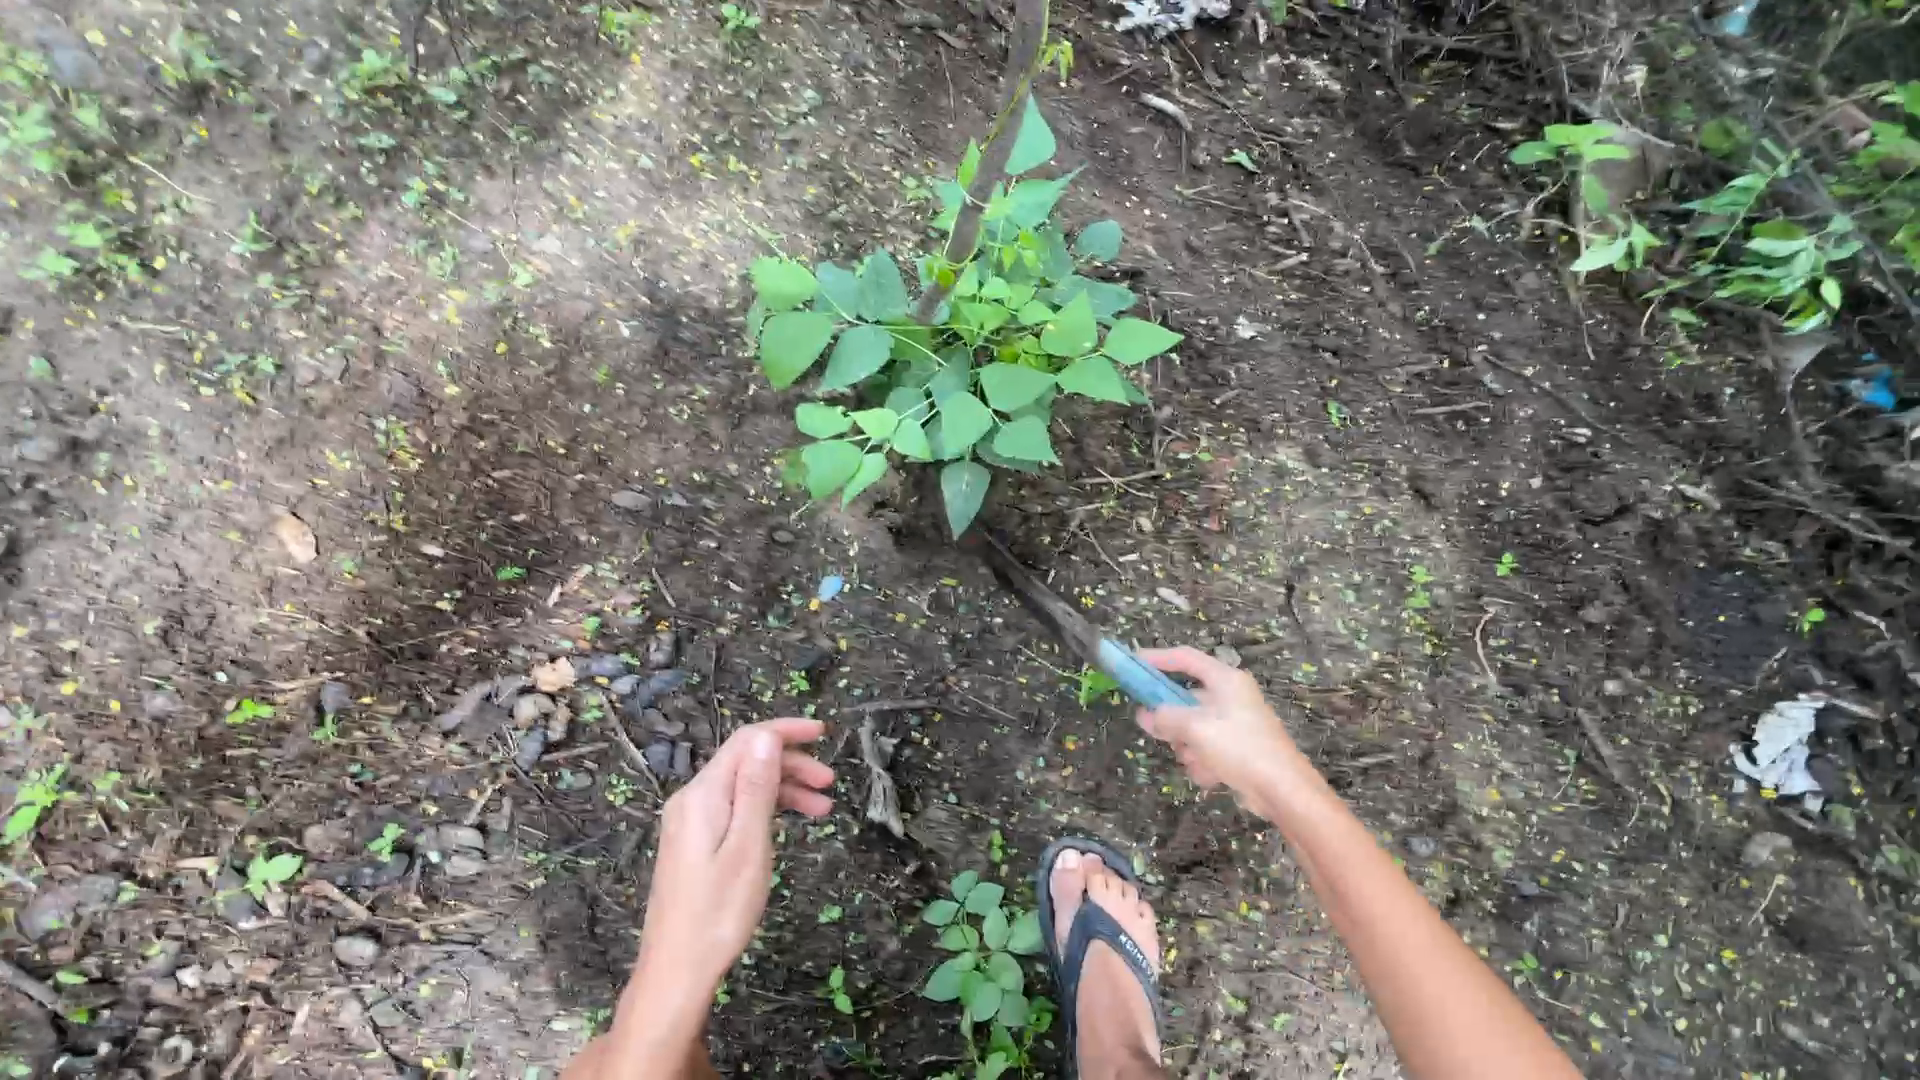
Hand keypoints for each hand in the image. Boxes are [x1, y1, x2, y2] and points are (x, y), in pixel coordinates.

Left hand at [635, 718, 834, 990]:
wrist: (676, 971)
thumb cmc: (719, 911)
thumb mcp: (749, 846)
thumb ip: (757, 787)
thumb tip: (766, 736)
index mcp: (703, 794)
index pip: (746, 741)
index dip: (785, 731)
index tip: (825, 734)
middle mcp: (692, 799)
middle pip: (746, 761)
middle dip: (791, 763)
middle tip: (830, 784)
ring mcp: (690, 822)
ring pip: (743, 786)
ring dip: (784, 788)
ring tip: (823, 809)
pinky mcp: (694, 843)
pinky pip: (735, 808)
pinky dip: (766, 809)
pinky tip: (788, 825)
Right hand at [1135, 647, 1315, 815]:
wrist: (1282, 790)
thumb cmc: (1240, 747)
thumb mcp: (1195, 728)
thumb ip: (1165, 717)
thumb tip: (1146, 715)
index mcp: (1225, 680)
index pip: (1186, 658)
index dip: (1157, 658)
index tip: (1133, 664)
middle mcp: (1230, 697)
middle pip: (1186, 698)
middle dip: (1171, 719)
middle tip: (1151, 726)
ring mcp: (1234, 724)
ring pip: (1192, 728)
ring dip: (1188, 746)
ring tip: (1197, 759)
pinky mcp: (1236, 749)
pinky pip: (1205, 749)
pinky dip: (1203, 762)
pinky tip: (1212, 775)